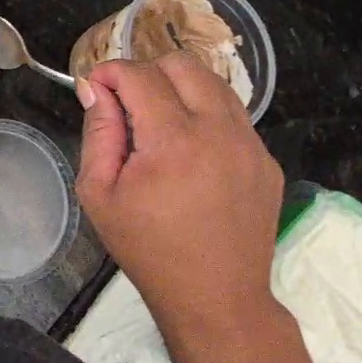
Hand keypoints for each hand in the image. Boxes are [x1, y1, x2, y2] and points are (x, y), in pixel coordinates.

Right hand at [75, 55, 283, 327]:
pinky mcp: (267, 161)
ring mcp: (250, 145)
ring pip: (213, 83)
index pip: (139, 75)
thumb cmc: (147, 248)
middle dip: (147, 71)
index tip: (95, 88)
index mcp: (173, 141)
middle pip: (182, 65)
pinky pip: (233, 116)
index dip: (110, 73)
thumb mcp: (99, 194)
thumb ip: (98, 133)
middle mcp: (219, 132)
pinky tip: (189, 151)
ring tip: (158, 121)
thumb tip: (95, 89)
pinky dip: (205, 116)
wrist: (217, 298)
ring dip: (179, 89)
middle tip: (128, 102)